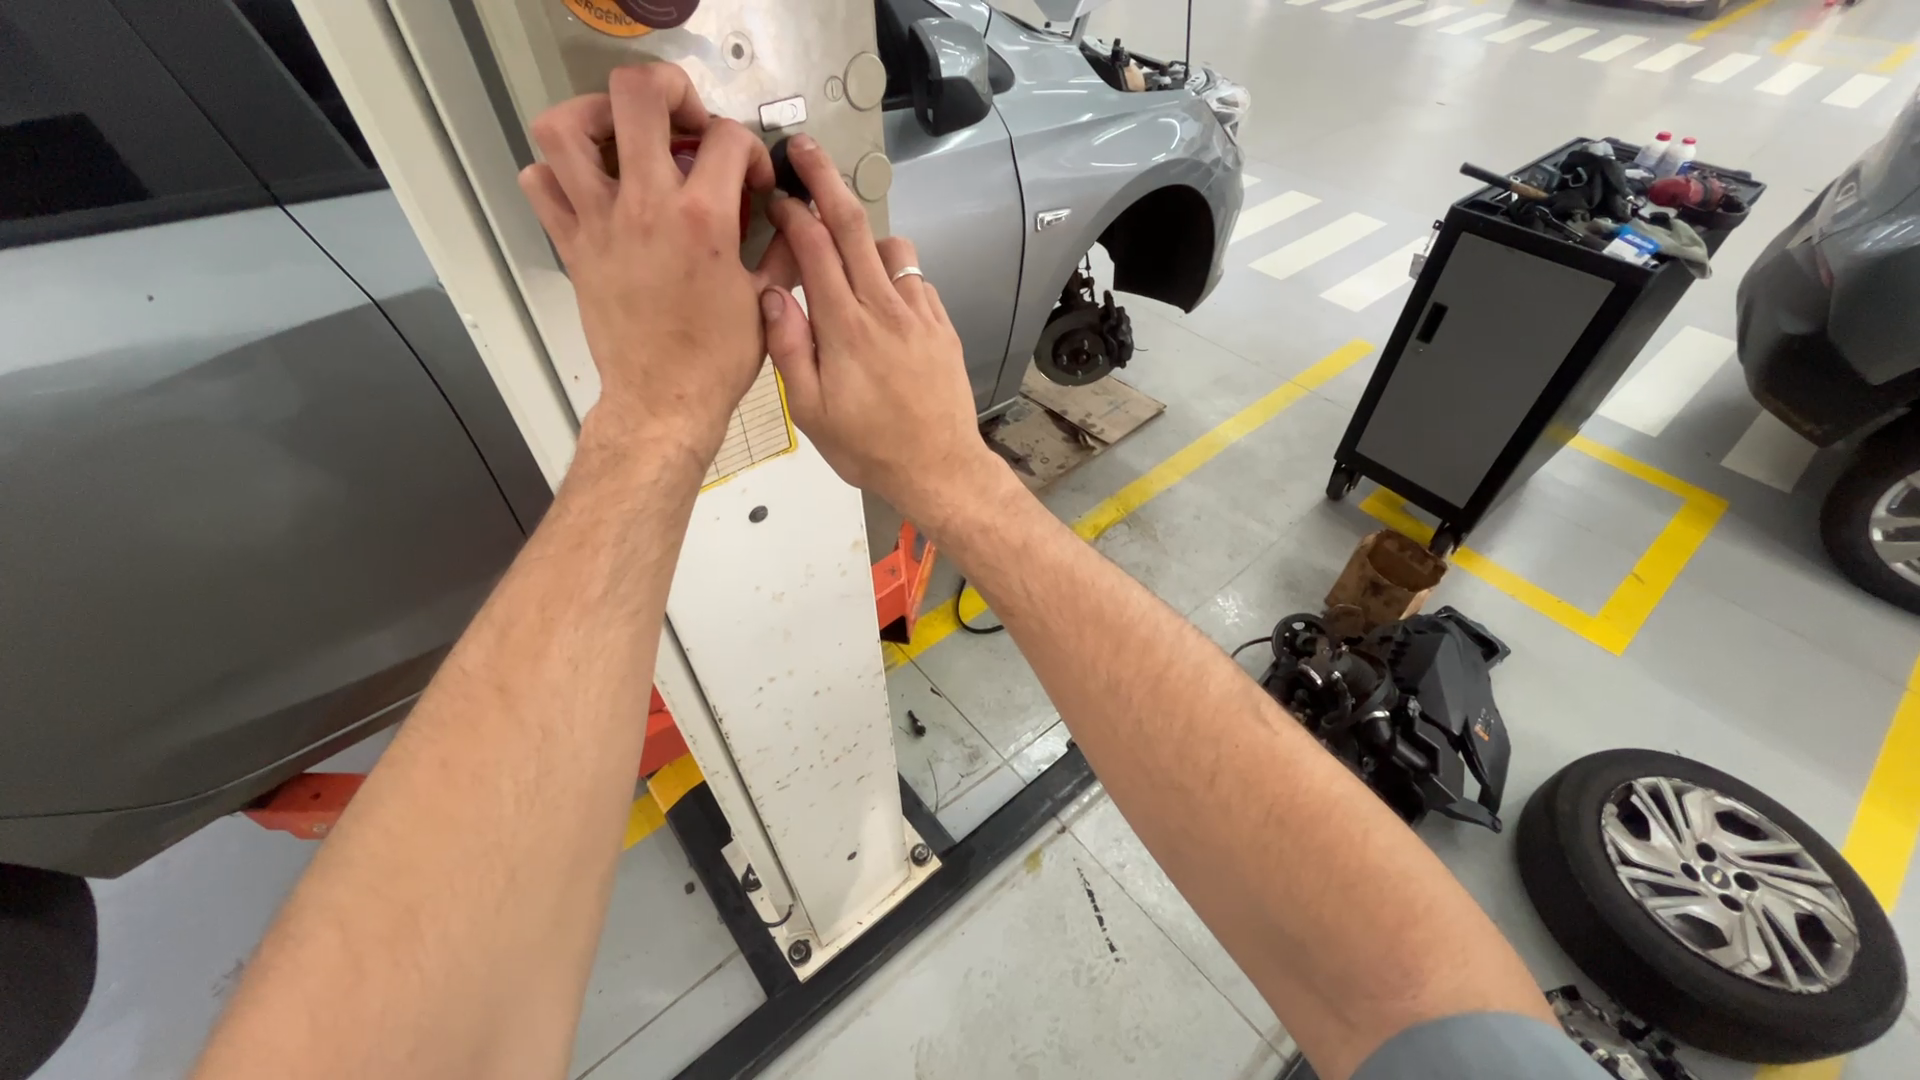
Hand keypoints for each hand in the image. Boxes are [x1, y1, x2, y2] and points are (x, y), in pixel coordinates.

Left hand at [518, 64, 780, 463]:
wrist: (665, 400)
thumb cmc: (718, 359)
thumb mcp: (765, 300)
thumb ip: (780, 249)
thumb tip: (790, 218)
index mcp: (703, 220)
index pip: (728, 138)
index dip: (749, 148)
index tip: (752, 179)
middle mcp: (646, 207)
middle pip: (637, 96)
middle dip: (668, 90)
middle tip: (683, 121)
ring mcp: (601, 223)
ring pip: (566, 128)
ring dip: (595, 117)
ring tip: (623, 138)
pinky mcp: (573, 246)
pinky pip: (540, 184)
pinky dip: (557, 174)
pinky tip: (591, 188)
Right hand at [759, 136, 1002, 521]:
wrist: (939, 467)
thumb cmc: (867, 447)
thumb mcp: (810, 411)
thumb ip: (788, 347)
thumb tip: (771, 293)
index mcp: (844, 326)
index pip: (813, 247)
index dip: (791, 211)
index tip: (775, 193)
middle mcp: (884, 307)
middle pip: (852, 226)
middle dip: (826, 180)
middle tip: (806, 149)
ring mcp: (919, 314)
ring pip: (891, 248)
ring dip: (864, 235)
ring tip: (846, 250)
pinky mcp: (942, 326)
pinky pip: (917, 279)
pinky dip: (895, 272)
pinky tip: (884, 294)